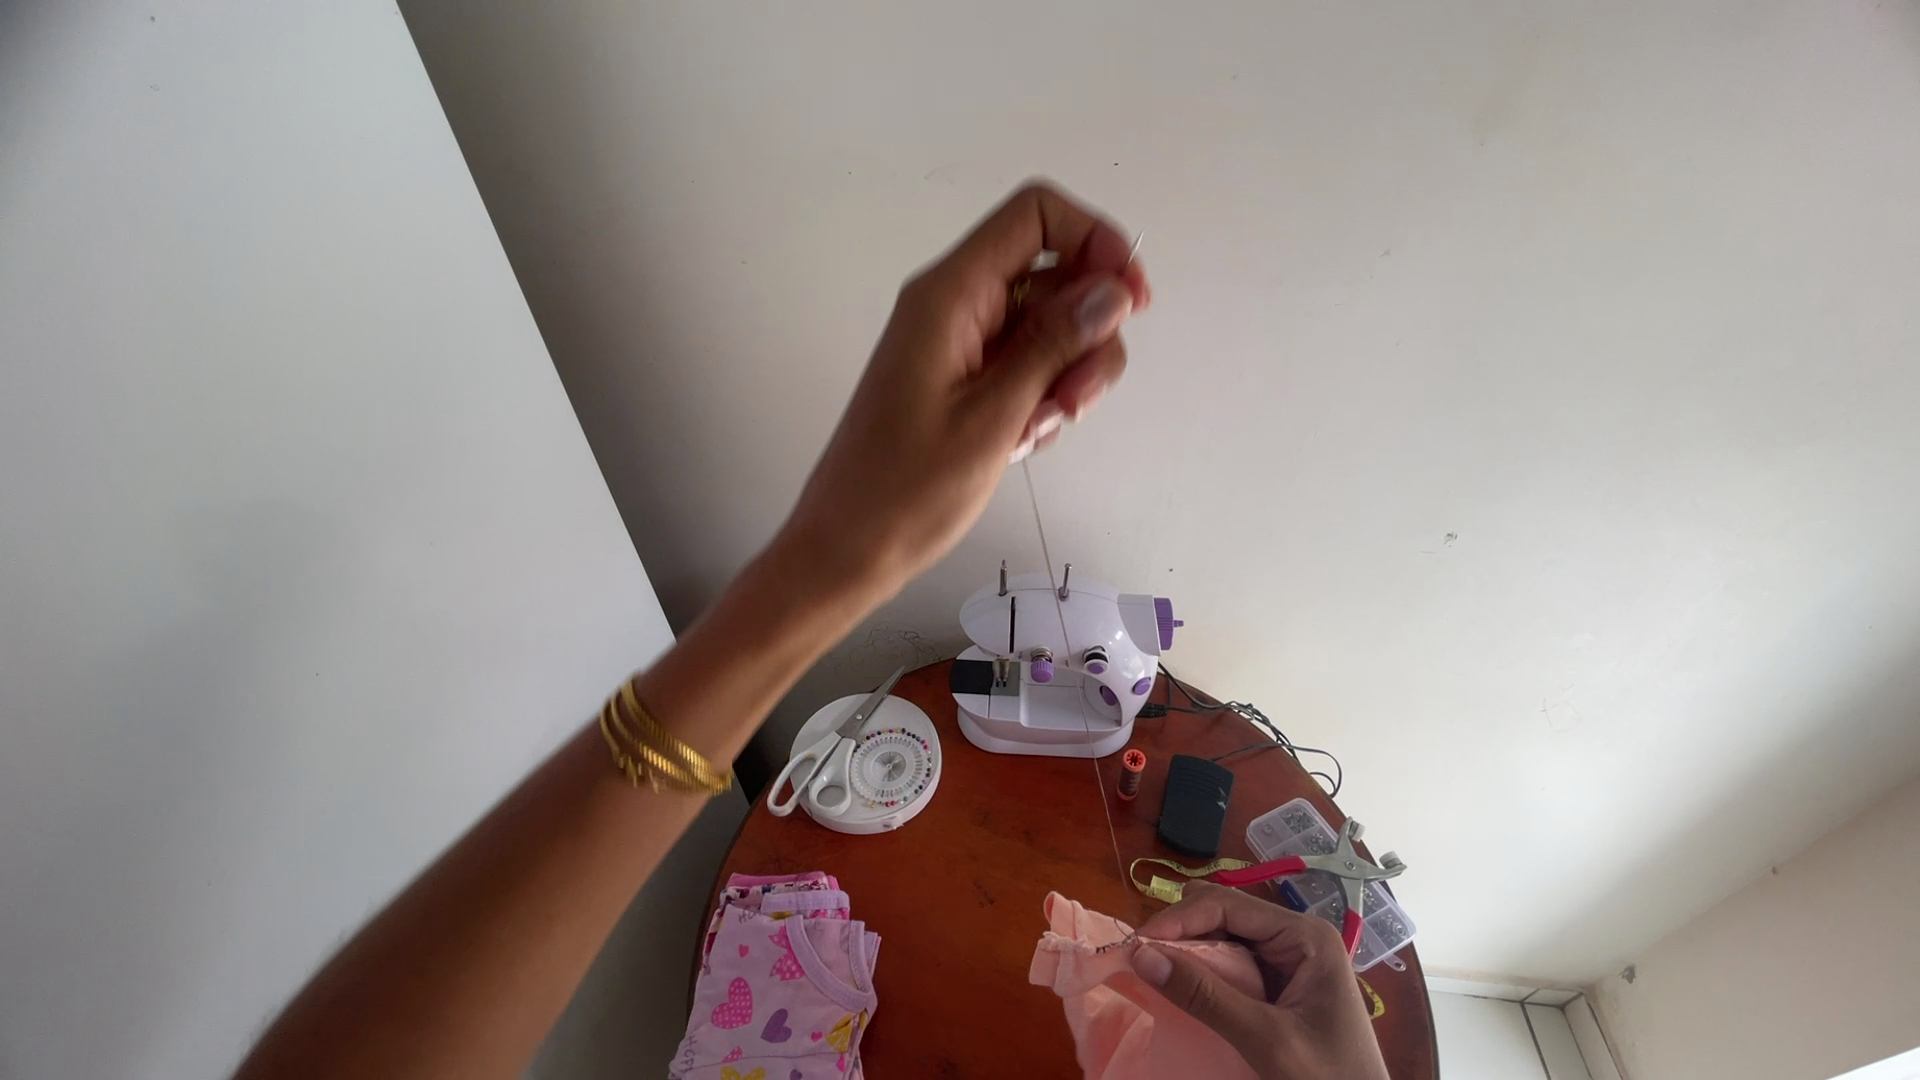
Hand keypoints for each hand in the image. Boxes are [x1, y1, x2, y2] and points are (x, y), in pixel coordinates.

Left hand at [777, 181, 1149, 597]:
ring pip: (1044, 328)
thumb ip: (1053, 346)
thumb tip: (1110, 290)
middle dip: (1086, 330)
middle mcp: (955, 306)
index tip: (1131, 300)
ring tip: (1043, 429)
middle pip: (1051, 276)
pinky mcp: (961, 383)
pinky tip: (1025, 440)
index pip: (1035, 216)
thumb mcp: (993, 416)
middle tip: (1078, 399)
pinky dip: (1039, 397)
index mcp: (950, 294)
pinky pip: (1022, 367)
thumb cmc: (908, 490)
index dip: (1095, 240)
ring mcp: (959, 346)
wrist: (849, 548)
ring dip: (1067, 372)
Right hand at [1129, 881, 1389, 1079]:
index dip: (1178, 919)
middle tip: (1143, 959)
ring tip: (1156, 970)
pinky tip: (1182, 984)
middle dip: (1180, 931)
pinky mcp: (1278, 983)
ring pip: (1220, 935)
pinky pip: (1229, 962)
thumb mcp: (1268, 1041)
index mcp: (1305, 935)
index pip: (1226, 904)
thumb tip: (1140, 954)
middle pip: (1220, 912)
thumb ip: (1206, 996)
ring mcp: (1287, 958)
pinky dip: (1201, 970)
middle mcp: (1295, 935)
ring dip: (1187, 950)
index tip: (1136, 945)